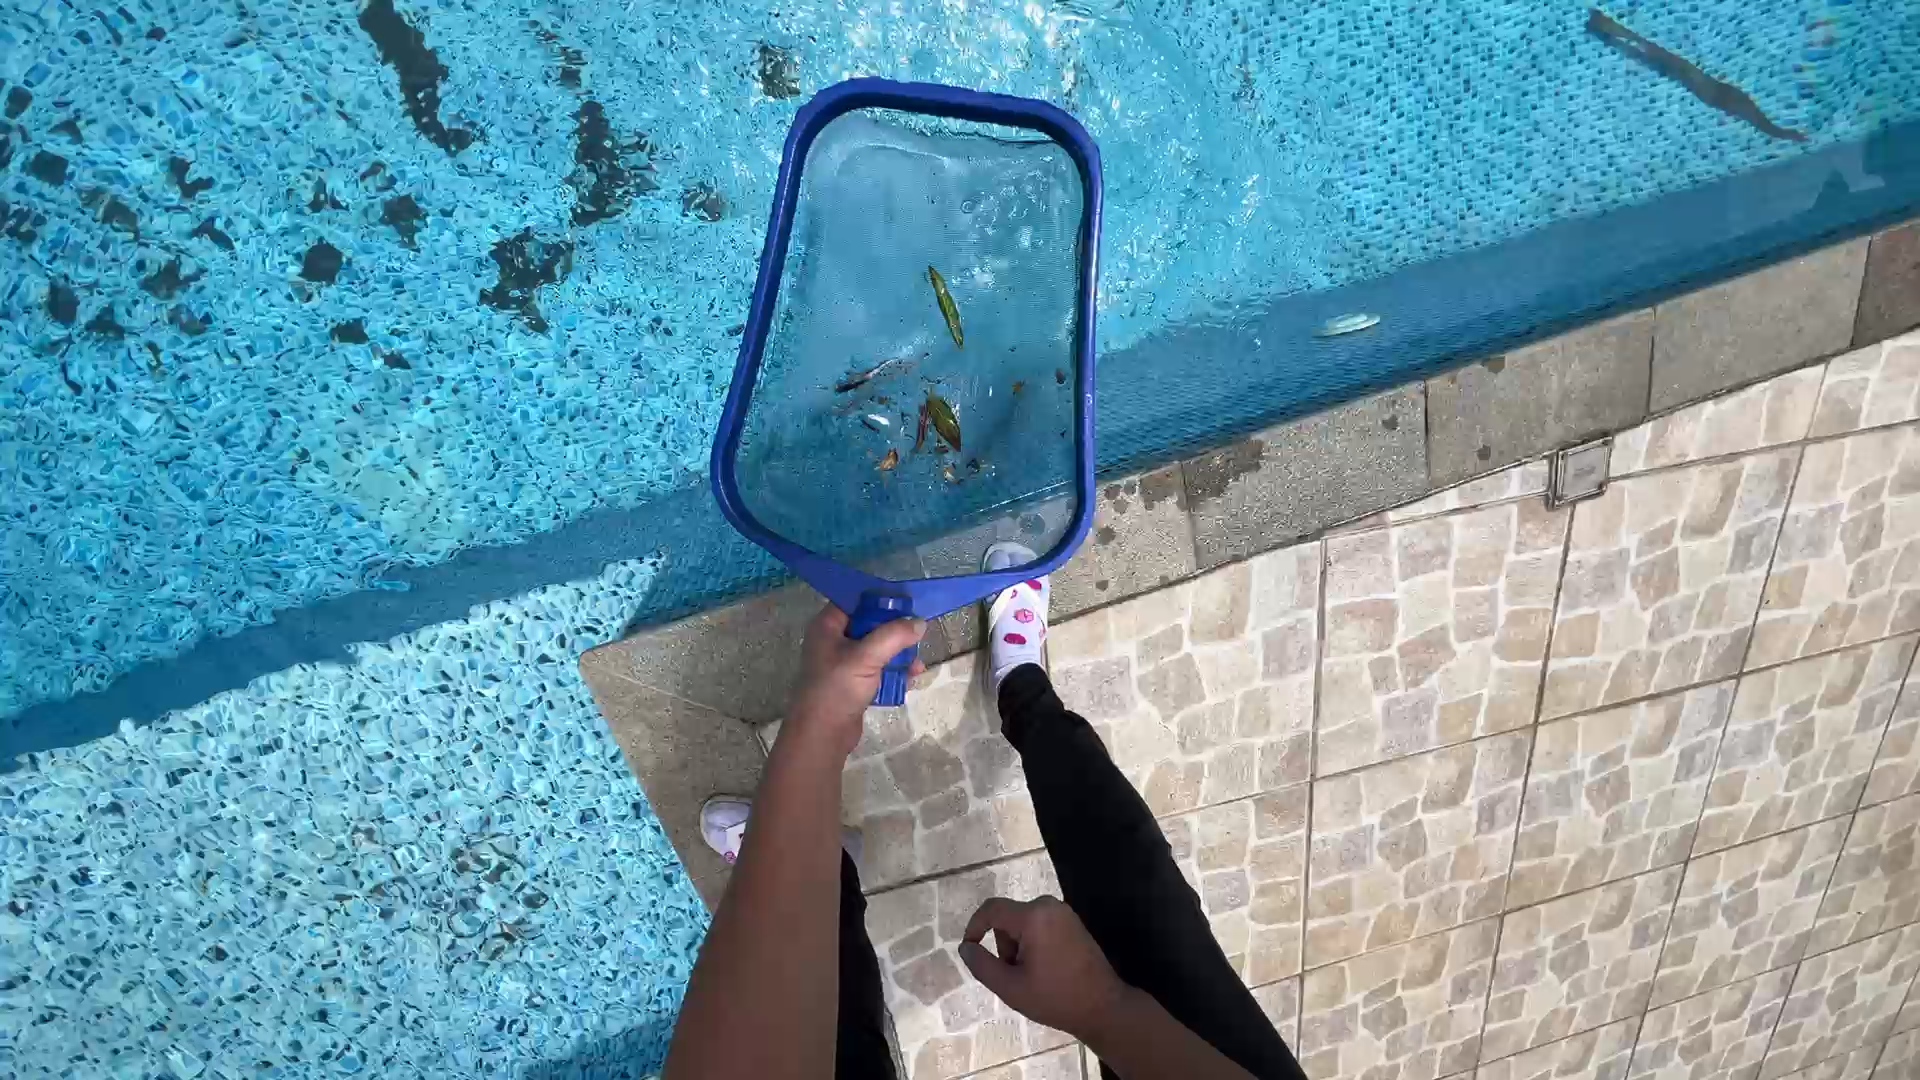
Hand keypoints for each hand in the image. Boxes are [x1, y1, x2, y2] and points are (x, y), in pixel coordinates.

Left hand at [785, 603, 925, 754]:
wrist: (821, 736)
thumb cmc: (837, 688)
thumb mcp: (866, 656)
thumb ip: (894, 635)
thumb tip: (920, 622)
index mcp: (828, 626)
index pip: (855, 600)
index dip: (880, 599)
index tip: (906, 602)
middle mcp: (834, 640)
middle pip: (870, 623)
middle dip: (895, 629)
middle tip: (917, 632)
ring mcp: (843, 662)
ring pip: (877, 647)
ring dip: (898, 652)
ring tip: (917, 662)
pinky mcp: (853, 682)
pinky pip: (878, 668)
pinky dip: (893, 670)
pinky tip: (911, 676)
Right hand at [958, 896, 1132, 1041]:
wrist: (1103, 1007)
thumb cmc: (1055, 998)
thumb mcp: (1011, 988)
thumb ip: (982, 965)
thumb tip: (965, 947)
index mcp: (1033, 916)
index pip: (992, 909)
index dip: (975, 926)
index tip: (969, 948)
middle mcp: (1047, 905)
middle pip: (1008, 918)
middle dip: (1005, 945)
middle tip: (1015, 976)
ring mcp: (1062, 911)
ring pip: (1023, 922)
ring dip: (1019, 946)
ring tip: (1032, 975)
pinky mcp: (1071, 920)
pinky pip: (1039, 924)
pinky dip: (1034, 943)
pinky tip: (1046, 968)